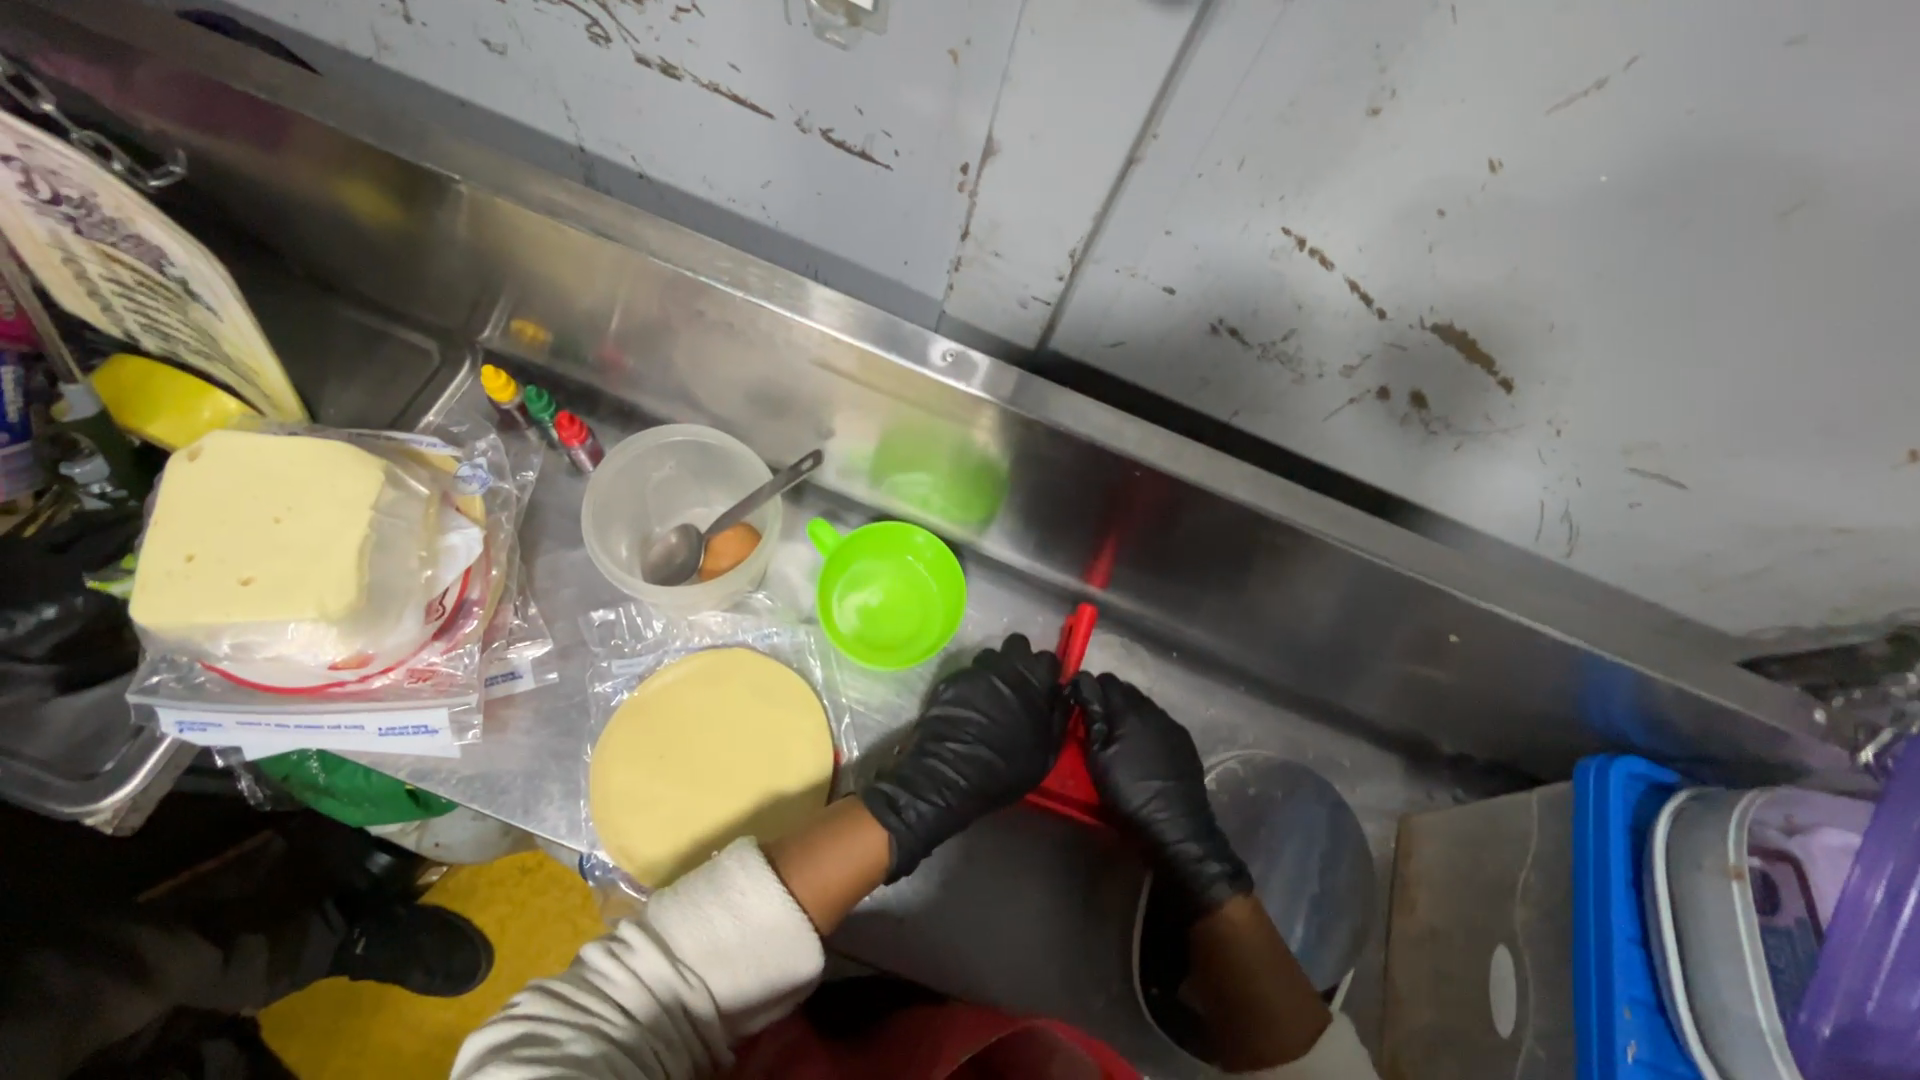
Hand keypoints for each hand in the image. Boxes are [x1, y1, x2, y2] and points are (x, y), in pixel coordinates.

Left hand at [860, 634, 1065, 881]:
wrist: (951, 775)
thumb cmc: (1008, 768)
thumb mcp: (1048, 751)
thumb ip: (1059, 716)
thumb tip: (1064, 694)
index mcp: (1034, 681)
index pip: (1047, 657)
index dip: (1046, 671)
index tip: (1043, 687)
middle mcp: (1005, 667)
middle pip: (1017, 644)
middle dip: (1019, 658)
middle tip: (1016, 683)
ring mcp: (975, 671)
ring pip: (989, 656)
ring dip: (993, 669)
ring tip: (991, 694)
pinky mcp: (951, 680)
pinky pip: (967, 673)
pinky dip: (971, 684)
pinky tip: (968, 706)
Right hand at [1069, 672, 1251, 922]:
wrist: (1177, 828)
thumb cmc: (1129, 794)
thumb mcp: (1098, 760)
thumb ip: (1091, 720)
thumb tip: (1082, 688)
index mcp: (1130, 711)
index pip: (1106, 680)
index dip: (1090, 689)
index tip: (1079, 706)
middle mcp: (1155, 711)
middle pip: (1127, 690)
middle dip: (1109, 700)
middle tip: (1095, 724)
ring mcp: (1173, 726)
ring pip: (1145, 706)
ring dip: (1129, 714)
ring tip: (1118, 737)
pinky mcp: (1185, 742)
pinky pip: (1160, 723)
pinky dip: (1146, 728)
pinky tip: (1142, 750)